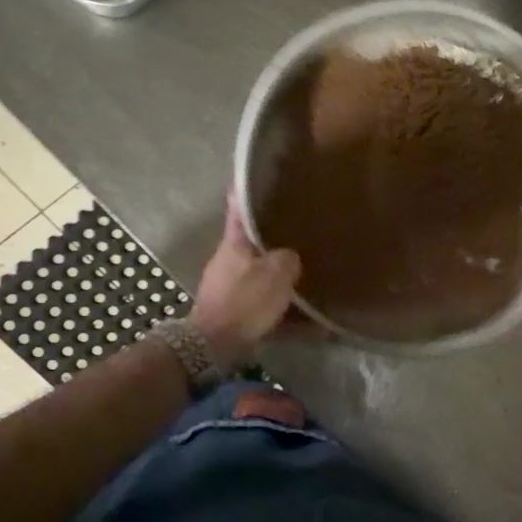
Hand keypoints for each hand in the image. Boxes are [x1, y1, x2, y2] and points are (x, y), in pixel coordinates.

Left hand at [188, 194, 301, 367]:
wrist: (214, 345)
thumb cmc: (245, 301)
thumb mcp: (276, 273)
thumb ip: (288, 258)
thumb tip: (290, 257)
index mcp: (234, 243)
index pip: (238, 208)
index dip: (245, 191)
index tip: (254, 176)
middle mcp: (228, 260)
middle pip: (252, 241)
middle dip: (272, 234)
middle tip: (297, 226)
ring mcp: (227, 285)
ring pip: (259, 270)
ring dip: (278, 271)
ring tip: (306, 269)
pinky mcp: (232, 309)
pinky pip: (262, 301)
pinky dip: (281, 306)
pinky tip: (307, 318)